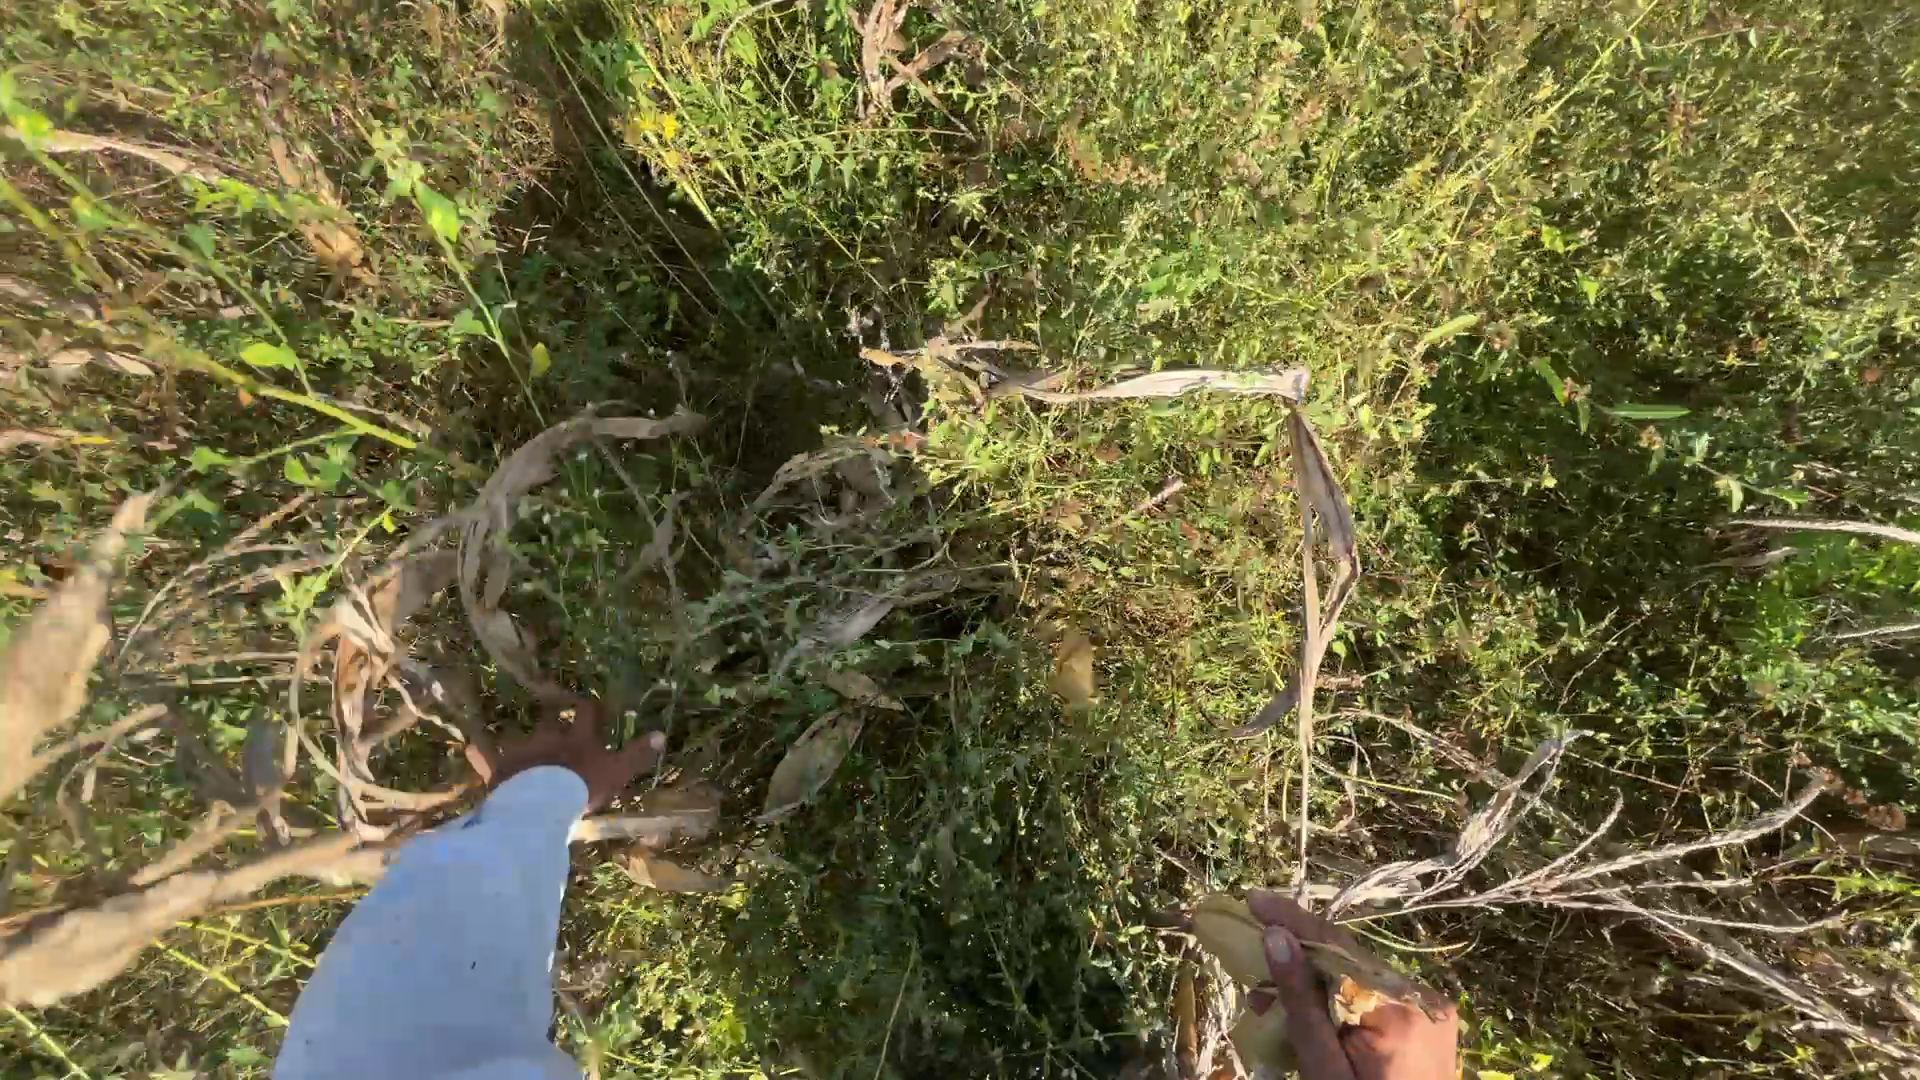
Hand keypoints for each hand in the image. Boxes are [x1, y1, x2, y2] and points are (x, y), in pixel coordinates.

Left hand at [473, 696, 665, 810]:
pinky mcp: (500, 769)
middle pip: (551, 722)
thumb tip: (661, 734)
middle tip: (556, 729)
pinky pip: (487, 759)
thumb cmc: (582, 786)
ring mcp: (523, 752)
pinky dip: (480, 754)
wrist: (540, 805)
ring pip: (524, 740)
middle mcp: (550, 737)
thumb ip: (637, 754)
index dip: (590, 708)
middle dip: (553, 723)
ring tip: (526, 748)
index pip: (587, 712)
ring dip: (527, 743)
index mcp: (579, 738)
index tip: (592, 707)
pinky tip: (471, 749)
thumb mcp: (617, 771)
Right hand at [1246, 889, 1458, 1079]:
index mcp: (1401, 1009)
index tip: (1252, 899)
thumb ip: (1300, 999)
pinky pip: (1366, 995)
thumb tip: (1275, 934)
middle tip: (1252, 976)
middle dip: (1293, 959)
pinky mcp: (1422, 1025)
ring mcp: (1426, 1012)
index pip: (1337, 946)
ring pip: (1351, 976)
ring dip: (1308, 982)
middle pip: (1343, 959)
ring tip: (1269, 1003)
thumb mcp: (1323, 1067)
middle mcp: (1422, 1000)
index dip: (1291, 919)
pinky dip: (1332, 999)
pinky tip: (1304, 1014)